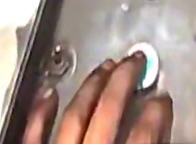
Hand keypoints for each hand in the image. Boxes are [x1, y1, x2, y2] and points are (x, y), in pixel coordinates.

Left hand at [21, 54, 171, 143]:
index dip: (157, 113)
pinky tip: (49, 92)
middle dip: (125, 80)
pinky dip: (40, 112)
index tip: (163, 97)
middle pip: (109, 110)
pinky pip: (33, 136)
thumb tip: (161, 134)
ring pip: (75, 115)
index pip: (144, 136)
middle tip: (136, 60)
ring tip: (104, 66)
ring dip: (91, 86)